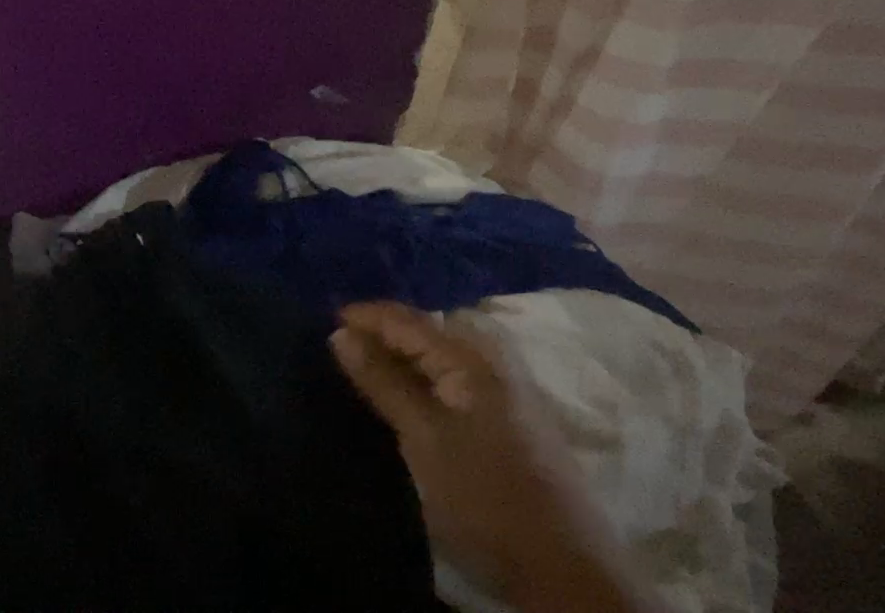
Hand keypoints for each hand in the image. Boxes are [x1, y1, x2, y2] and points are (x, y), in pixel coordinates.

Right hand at [330, 302, 661, 612]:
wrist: (562, 568)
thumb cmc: (484, 495)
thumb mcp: (422, 435)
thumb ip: (382, 381)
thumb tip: (340, 334)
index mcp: (474, 360)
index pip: (408, 320)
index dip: (365, 316)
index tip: (322, 321)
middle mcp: (495, 364)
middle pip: (430, 329)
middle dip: (385, 329)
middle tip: (340, 342)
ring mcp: (508, 392)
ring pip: (444, 353)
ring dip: (404, 353)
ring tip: (365, 364)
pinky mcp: (510, 419)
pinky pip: (455, 375)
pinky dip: (424, 374)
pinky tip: (405, 391)